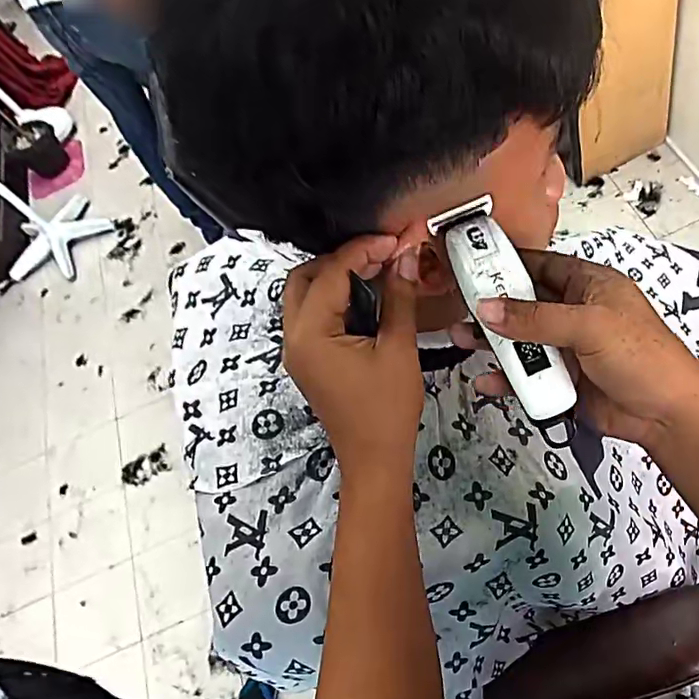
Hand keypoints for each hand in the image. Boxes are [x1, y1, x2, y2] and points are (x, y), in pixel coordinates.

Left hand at [281, 235, 423, 479]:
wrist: (375, 459)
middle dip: (343, 260)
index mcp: (310, 333)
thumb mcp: (398, 351)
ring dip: (337, 279)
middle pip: (306, 277)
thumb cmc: (387, 412)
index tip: (395, 239)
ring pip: (306, 296)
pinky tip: (367, 300)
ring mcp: (297, 352)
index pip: (331, 273)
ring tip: (378, 273)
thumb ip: (399, 299)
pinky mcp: (308, 362)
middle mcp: (293, 338)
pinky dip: (336, 302)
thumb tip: (404, 258)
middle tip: (382, 255)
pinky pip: (313, 318)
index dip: (364, 250)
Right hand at [461, 250, 698, 446]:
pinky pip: (529, 378)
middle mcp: (577, 316)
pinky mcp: (565, 382)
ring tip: (466, 341)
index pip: (540, 265)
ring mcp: (570, 350)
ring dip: (496, 346)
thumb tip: (494, 309)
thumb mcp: (589, 326)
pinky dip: (509, 380)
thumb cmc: (650, 360)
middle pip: (525, 306)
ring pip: (523, 345)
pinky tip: (490, 380)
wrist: (665, 415)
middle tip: (464, 308)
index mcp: (590, 286)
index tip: (475, 266)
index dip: (508, 265)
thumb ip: (537, 318)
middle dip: (494, 309)